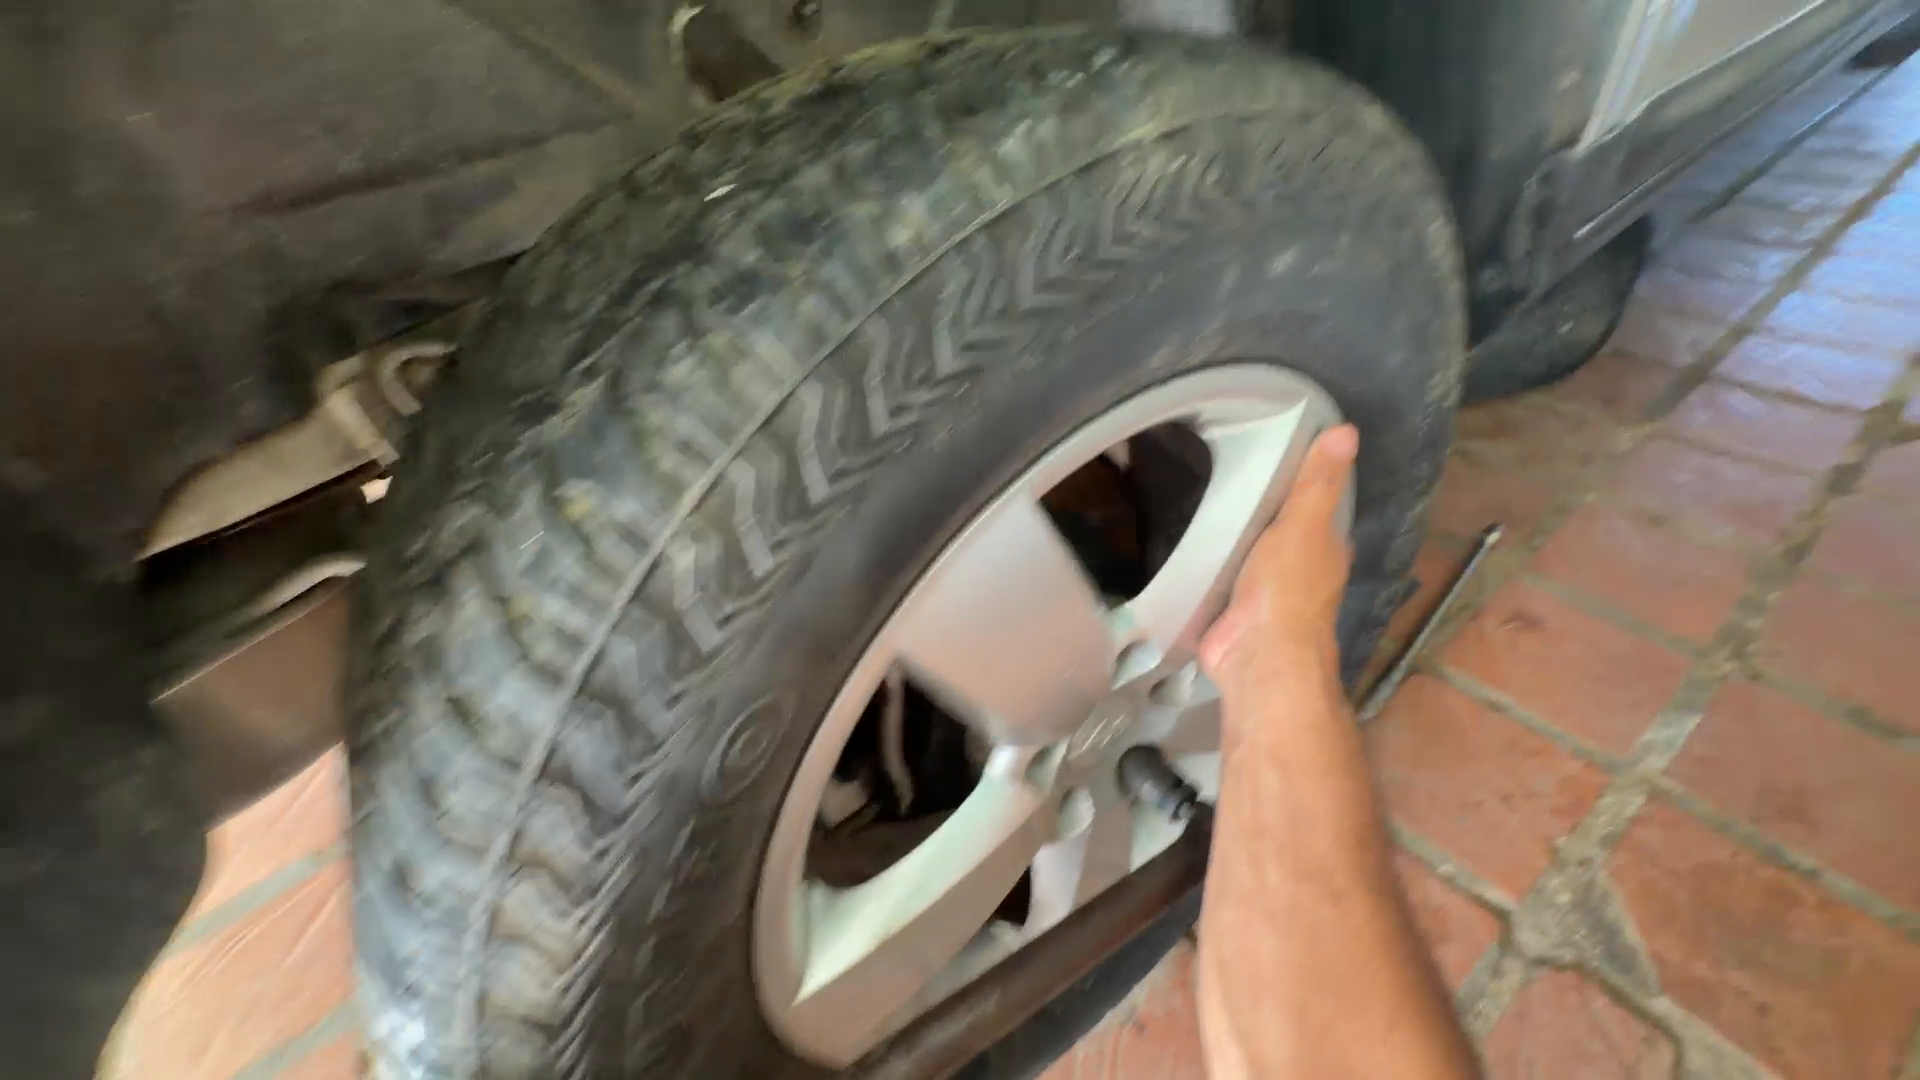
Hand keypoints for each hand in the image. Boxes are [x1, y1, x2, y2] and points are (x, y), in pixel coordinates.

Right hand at [1198, 423, 1356, 681]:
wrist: (1256, 652)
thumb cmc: (1286, 588)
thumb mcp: (1303, 525)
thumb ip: (1316, 483)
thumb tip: (1347, 430)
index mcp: (1324, 550)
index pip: (1317, 509)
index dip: (1301, 485)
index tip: (1272, 456)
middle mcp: (1299, 573)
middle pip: (1281, 533)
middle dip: (1259, 512)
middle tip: (1222, 474)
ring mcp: (1263, 594)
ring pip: (1249, 556)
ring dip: (1231, 539)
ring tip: (1199, 501)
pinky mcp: (1230, 611)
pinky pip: (1219, 579)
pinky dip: (1208, 565)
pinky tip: (1186, 547)